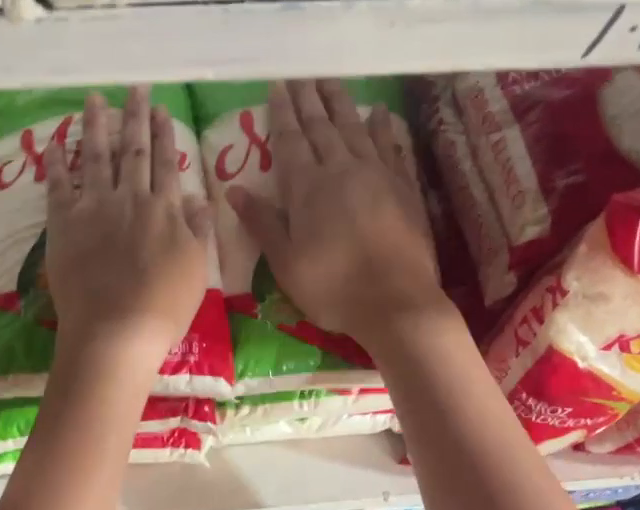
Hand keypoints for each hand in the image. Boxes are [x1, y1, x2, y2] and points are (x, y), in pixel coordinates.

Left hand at [45, 86, 212, 386]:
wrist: (115, 332)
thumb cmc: (162, 309)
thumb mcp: (196, 270)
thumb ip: (197, 231)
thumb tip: (198, 198)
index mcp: (165, 210)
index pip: (166, 163)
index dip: (164, 135)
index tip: (162, 110)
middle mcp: (130, 199)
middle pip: (133, 151)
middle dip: (135, 118)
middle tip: (135, 90)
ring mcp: (94, 208)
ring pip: (96, 156)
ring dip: (95, 126)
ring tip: (94, 100)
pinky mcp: (63, 224)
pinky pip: (58, 184)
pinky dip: (57, 160)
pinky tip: (55, 141)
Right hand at [228, 80, 449, 344]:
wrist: (394, 301)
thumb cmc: (330, 289)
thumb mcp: (285, 263)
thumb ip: (263, 223)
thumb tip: (236, 191)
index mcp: (307, 188)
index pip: (290, 141)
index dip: (281, 114)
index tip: (277, 88)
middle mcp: (341, 170)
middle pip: (322, 127)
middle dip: (309, 101)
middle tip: (300, 78)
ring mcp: (377, 174)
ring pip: (355, 128)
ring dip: (341, 104)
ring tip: (330, 84)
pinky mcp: (404, 186)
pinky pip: (390, 146)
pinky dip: (382, 127)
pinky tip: (378, 115)